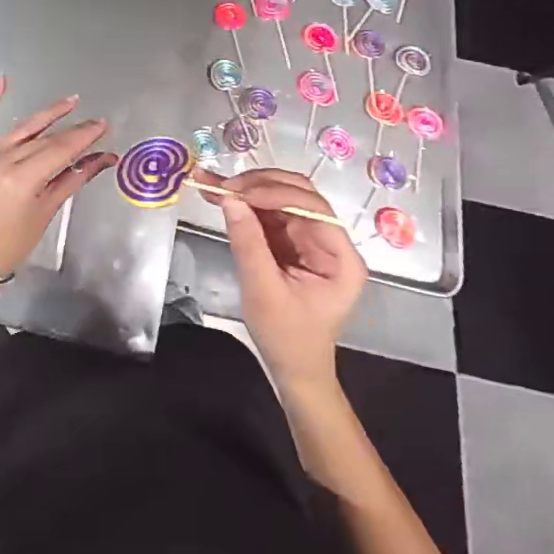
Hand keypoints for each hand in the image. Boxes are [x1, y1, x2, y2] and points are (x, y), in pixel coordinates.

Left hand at [0, 76, 116, 281]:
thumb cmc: (15, 240)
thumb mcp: (49, 209)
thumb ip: (76, 178)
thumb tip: (106, 158)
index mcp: (23, 179)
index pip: (61, 150)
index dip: (84, 136)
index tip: (103, 126)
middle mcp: (4, 161)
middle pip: (46, 140)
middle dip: (74, 130)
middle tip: (97, 122)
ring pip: (25, 129)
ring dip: (48, 114)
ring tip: (71, 102)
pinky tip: (2, 82)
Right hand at [195, 169, 365, 382]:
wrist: (293, 369)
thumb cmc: (287, 337)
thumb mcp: (263, 292)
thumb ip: (248, 243)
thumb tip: (229, 199)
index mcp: (340, 257)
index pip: (312, 208)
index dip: (275, 193)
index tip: (237, 192)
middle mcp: (330, 241)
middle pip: (299, 195)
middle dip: (260, 185)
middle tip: (223, 185)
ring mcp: (310, 240)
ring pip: (282, 199)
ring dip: (248, 190)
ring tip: (213, 185)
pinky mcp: (290, 244)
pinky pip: (269, 214)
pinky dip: (244, 204)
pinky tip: (219, 195)